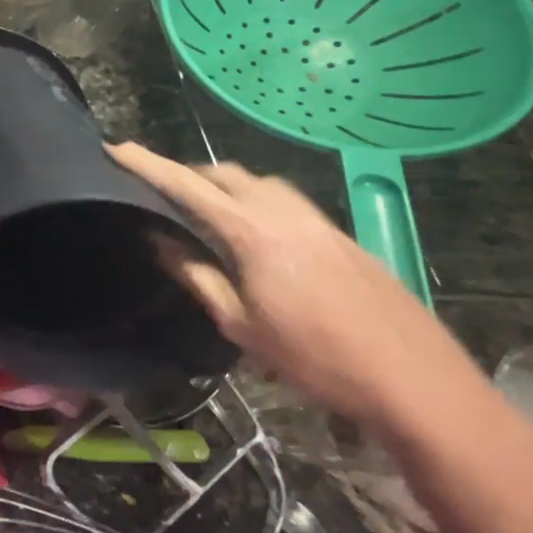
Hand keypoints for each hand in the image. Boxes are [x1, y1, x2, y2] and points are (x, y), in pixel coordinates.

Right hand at [108, 142, 473, 425]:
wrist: (419, 386)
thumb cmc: (316, 359)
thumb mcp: (240, 325)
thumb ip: (196, 275)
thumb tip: (156, 239)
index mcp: (252, 232)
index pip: (186, 185)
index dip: (146, 163)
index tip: (113, 146)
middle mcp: (286, 215)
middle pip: (227, 174)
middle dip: (189, 173)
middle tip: (160, 191)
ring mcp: (323, 225)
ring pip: (263, 184)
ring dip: (228, 186)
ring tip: (208, 210)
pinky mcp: (347, 241)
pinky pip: (290, 204)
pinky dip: (260, 204)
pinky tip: (259, 239)